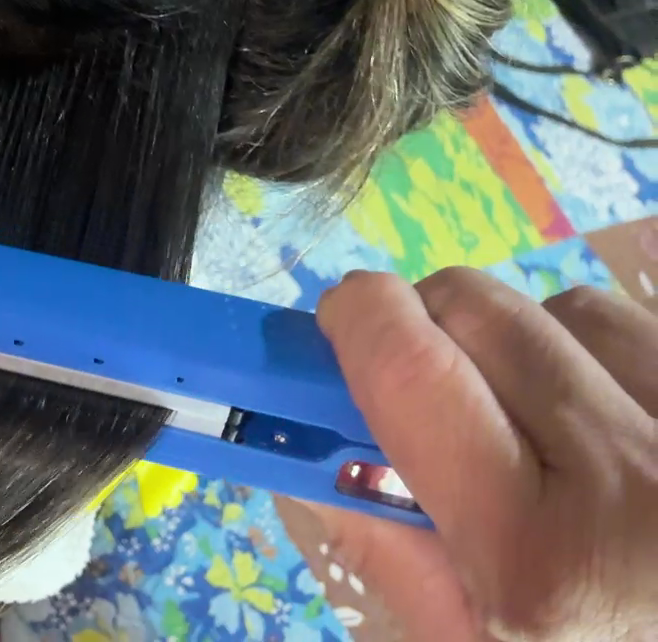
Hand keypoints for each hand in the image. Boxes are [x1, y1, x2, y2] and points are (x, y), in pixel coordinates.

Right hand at [295, 268, 657, 640]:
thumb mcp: (465, 636)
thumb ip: (370, 527)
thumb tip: (293, 424)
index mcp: (542, 553)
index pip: (408, 363)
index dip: (357, 317)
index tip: (341, 324)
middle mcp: (647, 489)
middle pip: (479, 308)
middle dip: (429, 320)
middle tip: (434, 374)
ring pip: (575, 311)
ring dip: (537, 343)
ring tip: (554, 416)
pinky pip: (648, 330)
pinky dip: (617, 359)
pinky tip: (626, 424)